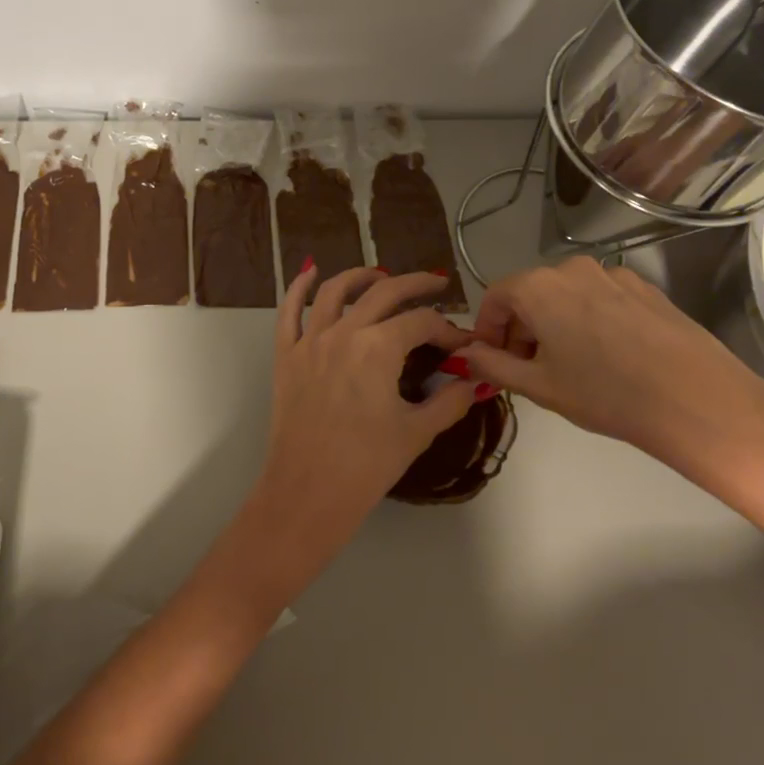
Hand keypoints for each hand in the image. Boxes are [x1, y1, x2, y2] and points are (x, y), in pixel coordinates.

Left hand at [259, 264, 476, 564]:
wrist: (307, 491)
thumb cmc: (366, 465)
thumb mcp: (417, 431)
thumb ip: (451, 399)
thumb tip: (478, 380)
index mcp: (377, 348)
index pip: (421, 322)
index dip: (448, 328)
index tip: (461, 343)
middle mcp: (342, 333)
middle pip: (382, 293)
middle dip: (415, 285)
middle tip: (436, 285)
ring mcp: (309, 341)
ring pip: (333, 291)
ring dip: (361, 276)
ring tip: (381, 273)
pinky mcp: (285, 356)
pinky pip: (288, 311)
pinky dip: (299, 287)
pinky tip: (310, 272)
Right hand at [458, 256, 763, 473]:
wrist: (699, 401)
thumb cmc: (606, 394)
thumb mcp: (538, 386)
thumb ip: (492, 364)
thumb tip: (465, 354)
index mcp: (539, 287)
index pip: (495, 297)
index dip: (486, 329)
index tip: (491, 360)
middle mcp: (573, 269)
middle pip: (531, 293)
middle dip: (521, 328)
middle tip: (528, 369)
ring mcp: (615, 276)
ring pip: (567, 296)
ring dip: (555, 324)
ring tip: (570, 366)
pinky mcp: (648, 289)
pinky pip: (601, 299)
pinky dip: (590, 321)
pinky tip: (609, 359)